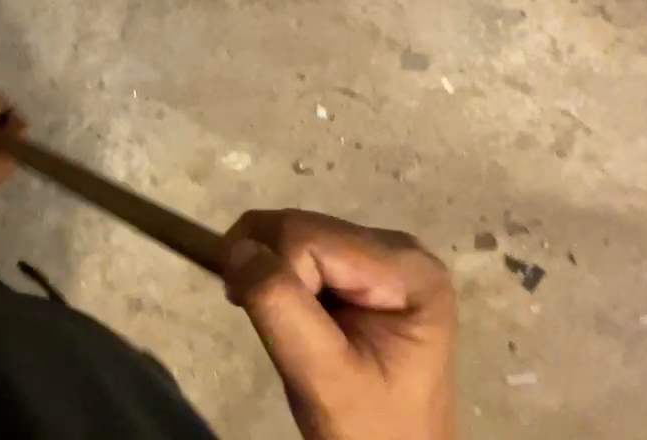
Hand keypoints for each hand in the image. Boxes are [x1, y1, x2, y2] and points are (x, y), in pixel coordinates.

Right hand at [222, 209, 455, 439]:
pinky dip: (270, 269)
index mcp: (409, 271)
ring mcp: (379, 253)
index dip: (276, 277)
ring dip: (262, 268)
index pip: (303, 238)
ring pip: (285, 230)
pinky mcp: (358, 261)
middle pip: (294, 227)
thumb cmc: (367, 427)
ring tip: (275, 317)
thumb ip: (279, 305)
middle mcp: (398, 248)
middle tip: (263, 319)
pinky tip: (285, 306)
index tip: (277, 328)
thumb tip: (238, 247)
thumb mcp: (321, 376)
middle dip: (263, 266)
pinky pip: (290, 242)